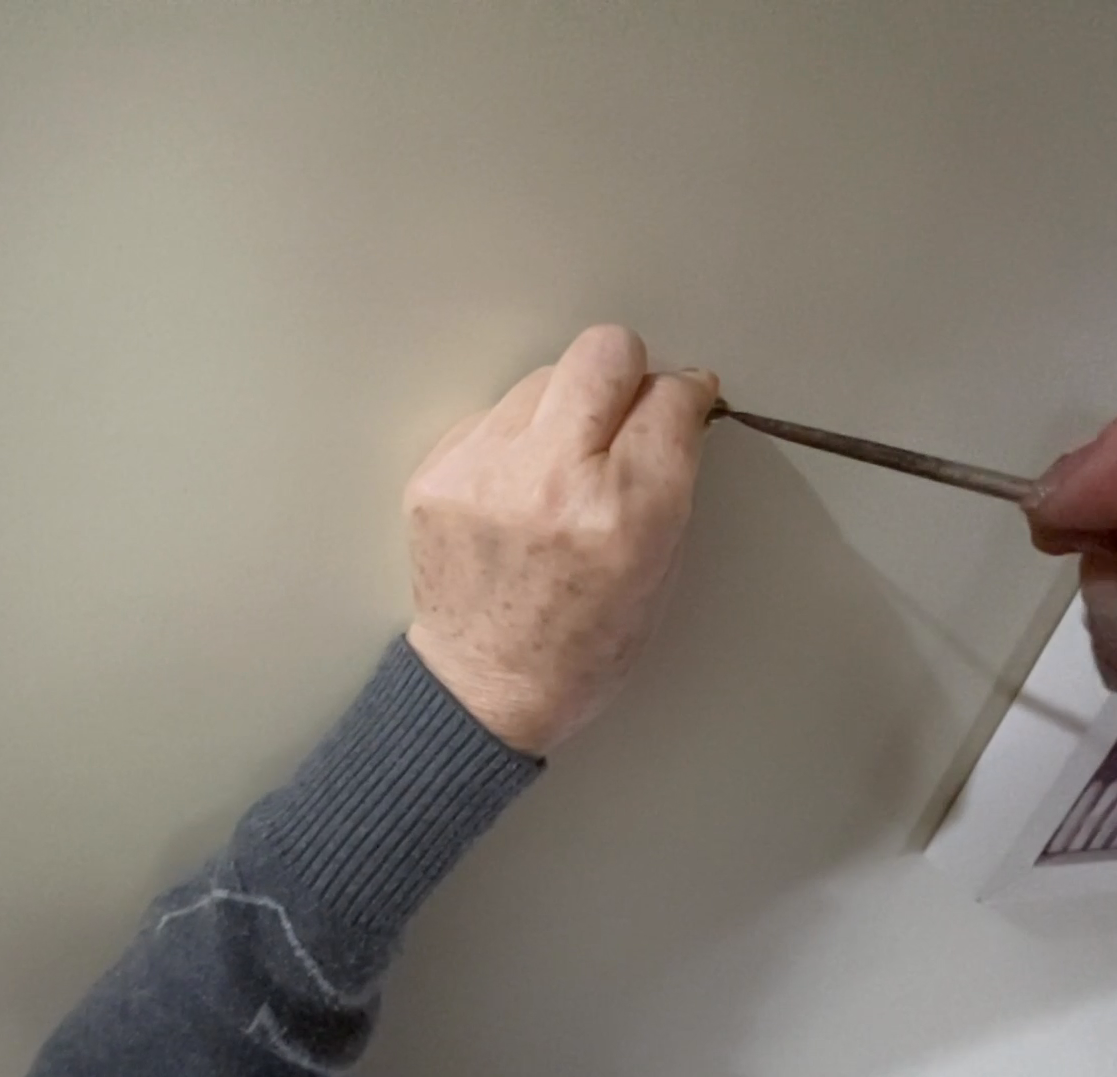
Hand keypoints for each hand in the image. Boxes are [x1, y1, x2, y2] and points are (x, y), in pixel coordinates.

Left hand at [402, 325, 718, 755]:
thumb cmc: (582, 646)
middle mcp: (548, 478)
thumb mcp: (660, 572)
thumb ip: (670, 478)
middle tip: (621, 415)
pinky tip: (514, 485)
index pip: (669, 395)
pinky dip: (514, 437)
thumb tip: (672, 403)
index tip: (677, 407)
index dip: (682, 397)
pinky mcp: (434, 473)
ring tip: (558, 465)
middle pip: (602, 352)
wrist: (482, 684)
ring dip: (564, 407)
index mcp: (623, 512)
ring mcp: (481, 470)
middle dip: (625, 373)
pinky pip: (492, 415)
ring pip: (542, 376)